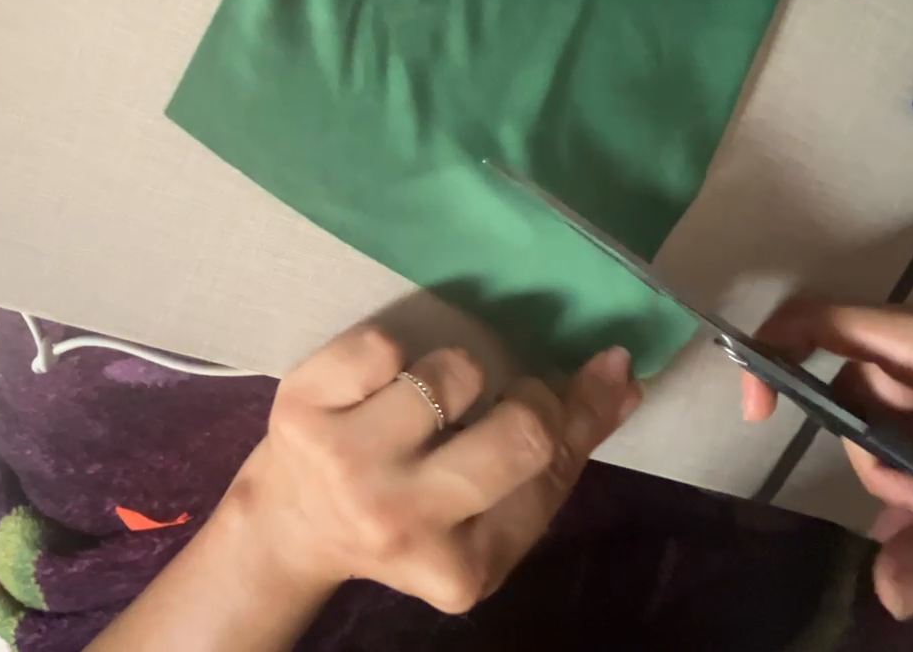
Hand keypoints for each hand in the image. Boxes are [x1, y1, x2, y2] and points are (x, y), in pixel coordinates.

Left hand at [224, 326, 640, 612]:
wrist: (290, 520)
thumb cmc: (400, 512)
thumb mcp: (480, 512)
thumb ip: (555, 455)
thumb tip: (622, 375)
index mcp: (464, 569)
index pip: (553, 472)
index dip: (581, 410)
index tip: (604, 366)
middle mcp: (402, 521)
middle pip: (520, 431)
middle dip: (526, 397)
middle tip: (499, 397)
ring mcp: (345, 463)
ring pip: (450, 373)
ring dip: (451, 372)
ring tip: (424, 402)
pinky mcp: (300, 408)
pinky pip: (382, 343)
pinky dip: (392, 351)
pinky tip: (375, 384)